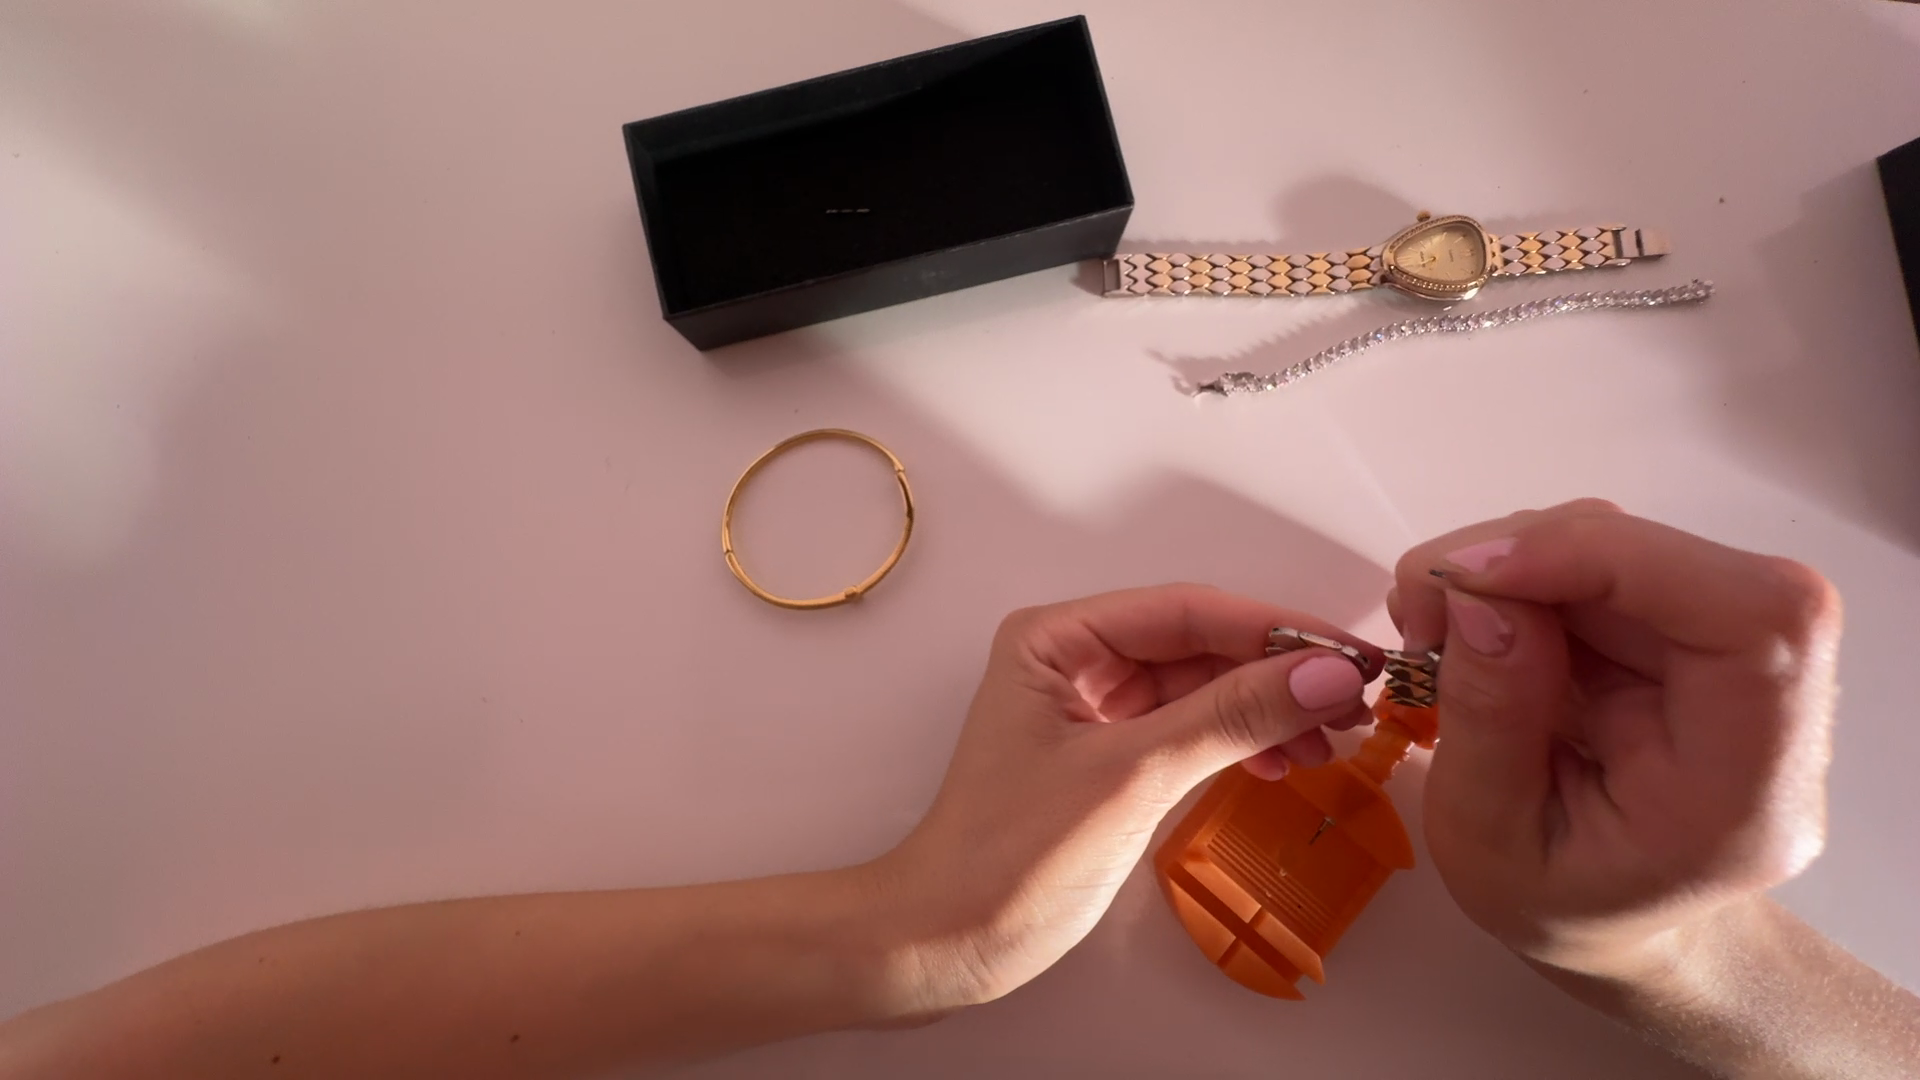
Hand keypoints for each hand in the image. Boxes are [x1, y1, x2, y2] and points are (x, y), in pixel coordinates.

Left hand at [870, 584, 1380, 1011]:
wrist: (951, 937)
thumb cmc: (1015, 853)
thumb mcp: (1131, 776)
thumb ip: (1229, 717)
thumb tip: (1324, 672)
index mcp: (1055, 637)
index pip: (1181, 611)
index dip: (1270, 628)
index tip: (1351, 653)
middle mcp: (1071, 656)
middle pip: (1192, 644)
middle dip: (1271, 670)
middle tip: (1354, 699)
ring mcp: (1088, 702)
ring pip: (1194, 686)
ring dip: (1261, 708)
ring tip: (1329, 739)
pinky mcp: (1104, 748)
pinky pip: (1183, 726)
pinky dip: (1233, 740)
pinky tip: (1280, 760)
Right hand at [1389, 500, 1840, 978]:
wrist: (1605, 917)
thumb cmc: (1548, 900)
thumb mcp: (1483, 836)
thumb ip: (1487, 721)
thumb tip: (1478, 598)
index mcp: (1742, 787)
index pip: (1754, 618)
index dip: (1614, 561)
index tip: (1472, 579)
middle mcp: (1750, 704)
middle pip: (1664, 562)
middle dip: (1516, 559)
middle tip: (1418, 615)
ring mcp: (1701, 660)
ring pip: (1613, 545)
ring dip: (1496, 564)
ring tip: (1427, 631)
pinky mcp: (1652, 637)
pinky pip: (1578, 563)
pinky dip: (1497, 575)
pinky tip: (1456, 625)